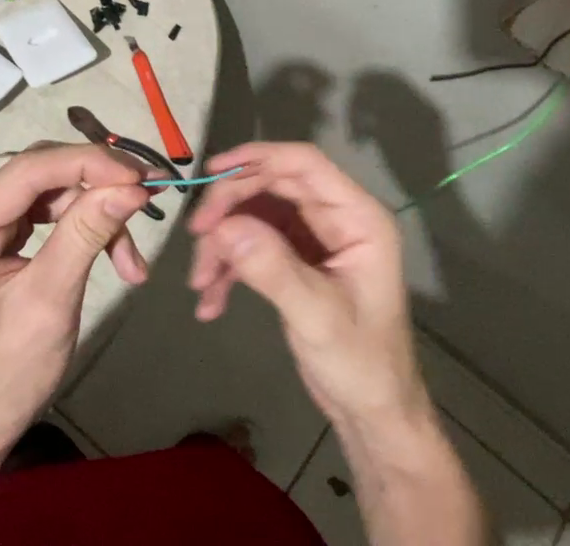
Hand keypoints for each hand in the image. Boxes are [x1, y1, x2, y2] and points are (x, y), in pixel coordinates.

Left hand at [0, 143, 151, 451]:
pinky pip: (43, 217)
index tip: (140, 178)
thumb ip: (86, 235)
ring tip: (131, 261)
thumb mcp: (50, 303)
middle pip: (38, 177)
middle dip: (96, 188)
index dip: (86, 164)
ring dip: (95, 217)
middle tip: (147, 203)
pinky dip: (81, 231)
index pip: (26, 171)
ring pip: (48, 195)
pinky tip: (113, 258)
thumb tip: (132, 187)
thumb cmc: (6, 375)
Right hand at [187, 142, 425, 429]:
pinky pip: (252, 247)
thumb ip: (272, 268)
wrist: (371, 412)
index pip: (305, 164)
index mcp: (356, 217)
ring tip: (199, 284)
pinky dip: (228, 269)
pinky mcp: (294, 262)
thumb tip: (223, 226)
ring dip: (222, 245)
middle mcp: (334, 219)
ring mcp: (312, 240)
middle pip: (271, 187)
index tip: (213, 170)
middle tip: (197, 235)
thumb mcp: (317, 316)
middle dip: (230, 207)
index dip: (258, 157)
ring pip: (254, 217)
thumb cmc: (361, 362)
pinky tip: (210, 302)